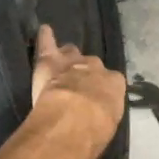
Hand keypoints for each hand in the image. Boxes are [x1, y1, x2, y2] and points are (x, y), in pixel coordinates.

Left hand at [30, 24, 124, 143]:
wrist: (75, 116)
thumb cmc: (96, 128)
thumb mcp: (109, 123)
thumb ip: (104, 113)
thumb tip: (99, 115)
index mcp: (114, 83)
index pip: (111, 80)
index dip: (101, 88)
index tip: (96, 97)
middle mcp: (96, 67)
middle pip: (91, 64)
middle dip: (85, 71)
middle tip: (76, 85)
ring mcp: (73, 61)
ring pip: (71, 52)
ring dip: (67, 58)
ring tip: (61, 63)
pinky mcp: (50, 60)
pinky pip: (48, 44)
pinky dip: (45, 38)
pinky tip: (44, 30)